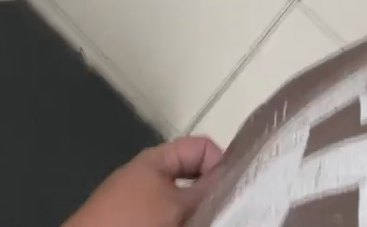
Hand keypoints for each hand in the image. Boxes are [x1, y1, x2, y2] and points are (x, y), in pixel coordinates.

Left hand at [63, 136, 224, 226]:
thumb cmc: (130, 224)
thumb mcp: (176, 207)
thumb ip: (206, 191)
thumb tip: (235, 177)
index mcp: (158, 160)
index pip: (202, 146)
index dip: (221, 163)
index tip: (235, 190)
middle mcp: (149, 177)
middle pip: (192, 178)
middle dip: (210, 195)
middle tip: (226, 213)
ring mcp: (138, 205)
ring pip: (180, 204)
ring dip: (195, 214)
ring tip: (207, 222)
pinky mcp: (131, 223)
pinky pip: (164, 218)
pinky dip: (178, 222)